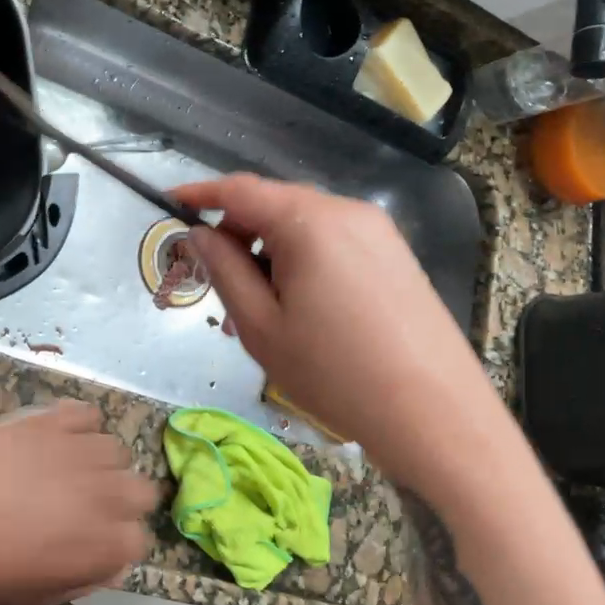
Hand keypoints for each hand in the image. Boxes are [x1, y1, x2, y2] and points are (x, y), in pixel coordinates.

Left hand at [0, 401, 156, 604]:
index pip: (138, 539)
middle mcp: (106, 494)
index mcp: (105, 545)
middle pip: (140, 491)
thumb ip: (83, 579)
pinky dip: (79, 425)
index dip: (114, 541)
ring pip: (115, 450)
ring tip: (68, 472)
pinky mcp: (51, 421)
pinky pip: (85, 414)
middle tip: (83, 507)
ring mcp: (79, 451)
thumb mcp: (36, 596)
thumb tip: (107, 564)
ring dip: (99, 463)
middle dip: (120, 500)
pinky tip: (59, 439)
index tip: (91, 542)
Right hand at [173, 174, 500, 477]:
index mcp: (308, 222)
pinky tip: (299, 305)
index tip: (168, 203)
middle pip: (273, 203)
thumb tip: (202, 235)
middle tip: (215, 278)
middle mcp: (347, 212)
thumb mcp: (260, 326)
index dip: (200, 194)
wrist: (436, 415)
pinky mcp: (396, 256)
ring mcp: (378, 232)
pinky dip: (301, 258)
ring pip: (303, 223)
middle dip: (236, 230)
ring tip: (258, 304)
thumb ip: (224, 270)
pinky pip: (333, 240)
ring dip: (268, 248)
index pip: (240, 190)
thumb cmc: (334, 372)